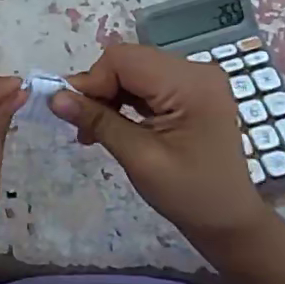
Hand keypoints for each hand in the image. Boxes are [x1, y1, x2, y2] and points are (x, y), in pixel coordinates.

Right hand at [48, 44, 269, 243]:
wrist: (229, 223)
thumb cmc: (189, 194)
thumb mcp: (139, 158)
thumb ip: (98, 121)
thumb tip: (55, 97)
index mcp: (190, 83)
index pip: (124, 60)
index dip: (92, 81)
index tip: (71, 112)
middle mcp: (195, 71)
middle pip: (128, 62)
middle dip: (99, 89)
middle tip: (82, 126)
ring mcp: (194, 81)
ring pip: (132, 71)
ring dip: (108, 96)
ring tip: (94, 131)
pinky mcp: (190, 93)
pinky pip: (145, 84)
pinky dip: (124, 101)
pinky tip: (114, 125)